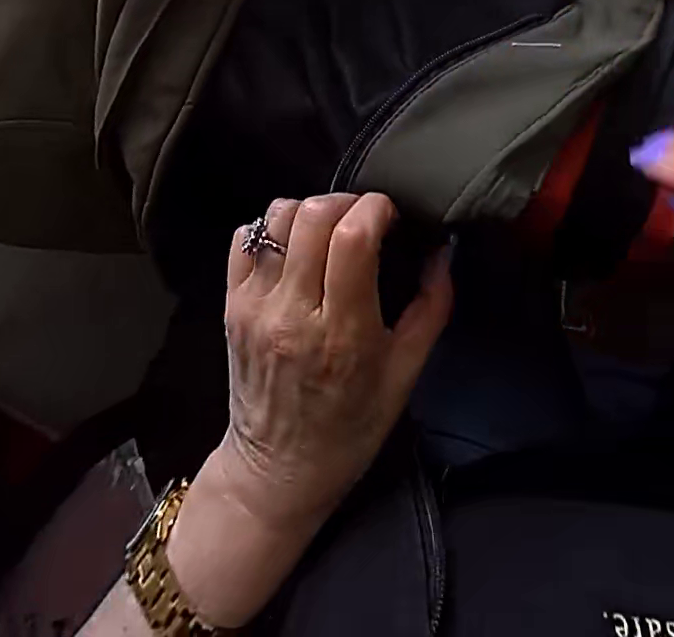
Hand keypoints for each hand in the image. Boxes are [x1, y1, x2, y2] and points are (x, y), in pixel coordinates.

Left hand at [213, 192, 452, 527]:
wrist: (277, 472)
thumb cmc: (351, 425)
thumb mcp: (407, 371)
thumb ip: (432, 304)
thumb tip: (443, 249)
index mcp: (343, 332)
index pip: (352, 238)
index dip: (377, 209)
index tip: (392, 217)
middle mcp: (293, 313)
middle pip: (313, 215)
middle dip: (349, 202)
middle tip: (366, 220)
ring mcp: (255, 307)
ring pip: (278, 217)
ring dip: (312, 211)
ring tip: (332, 233)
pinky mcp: (230, 306)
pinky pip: (246, 238)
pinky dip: (274, 228)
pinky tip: (297, 248)